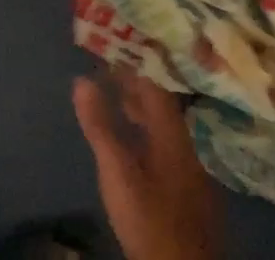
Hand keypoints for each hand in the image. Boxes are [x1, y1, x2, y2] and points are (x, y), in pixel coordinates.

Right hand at [74, 72, 219, 259]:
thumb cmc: (148, 216)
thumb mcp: (117, 170)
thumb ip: (100, 126)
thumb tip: (82, 80)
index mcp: (173, 138)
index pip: (156, 90)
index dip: (133, 71)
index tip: (109, 58)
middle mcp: (188, 149)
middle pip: (164, 111)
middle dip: (136, 91)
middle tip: (108, 79)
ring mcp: (192, 173)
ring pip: (166, 132)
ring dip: (142, 115)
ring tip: (116, 107)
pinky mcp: (189, 194)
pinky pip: (168, 150)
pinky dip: (148, 137)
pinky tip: (135, 149)